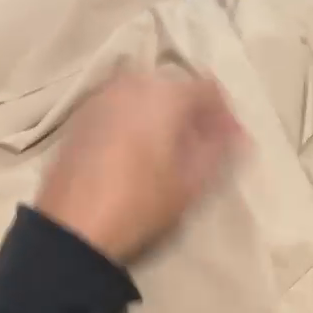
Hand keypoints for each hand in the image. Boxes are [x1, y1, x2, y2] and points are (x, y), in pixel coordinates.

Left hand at [34, 70, 245, 264]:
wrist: (74, 229)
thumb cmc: (139, 206)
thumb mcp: (189, 185)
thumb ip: (219, 152)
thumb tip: (239, 136)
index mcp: (163, 94)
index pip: (209, 89)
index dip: (227, 116)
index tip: (234, 144)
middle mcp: (130, 84)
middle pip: (175, 89)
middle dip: (193, 116)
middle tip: (203, 150)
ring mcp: (100, 98)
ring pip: (145, 98)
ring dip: (164, 119)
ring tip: (172, 156)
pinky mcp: (80, 119)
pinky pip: (120, 111)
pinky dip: (137, 125)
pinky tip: (139, 157)